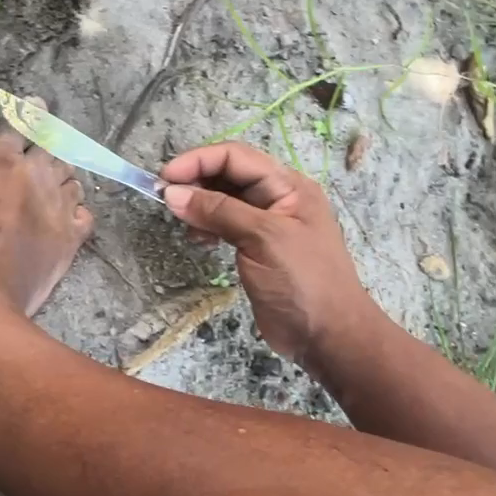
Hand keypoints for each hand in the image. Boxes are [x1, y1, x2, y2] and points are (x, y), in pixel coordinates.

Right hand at [160, 142, 381, 365]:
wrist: (330, 338)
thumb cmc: (304, 282)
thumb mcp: (262, 238)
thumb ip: (217, 211)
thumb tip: (171, 194)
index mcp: (288, 186)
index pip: (234, 156)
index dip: (198, 161)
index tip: (165, 178)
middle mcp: (277, 197)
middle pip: (226, 173)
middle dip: (194, 181)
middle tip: (165, 198)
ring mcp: (266, 222)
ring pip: (221, 197)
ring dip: (197, 204)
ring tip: (182, 223)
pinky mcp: (255, 246)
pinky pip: (222, 222)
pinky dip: (204, 225)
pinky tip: (198, 240)